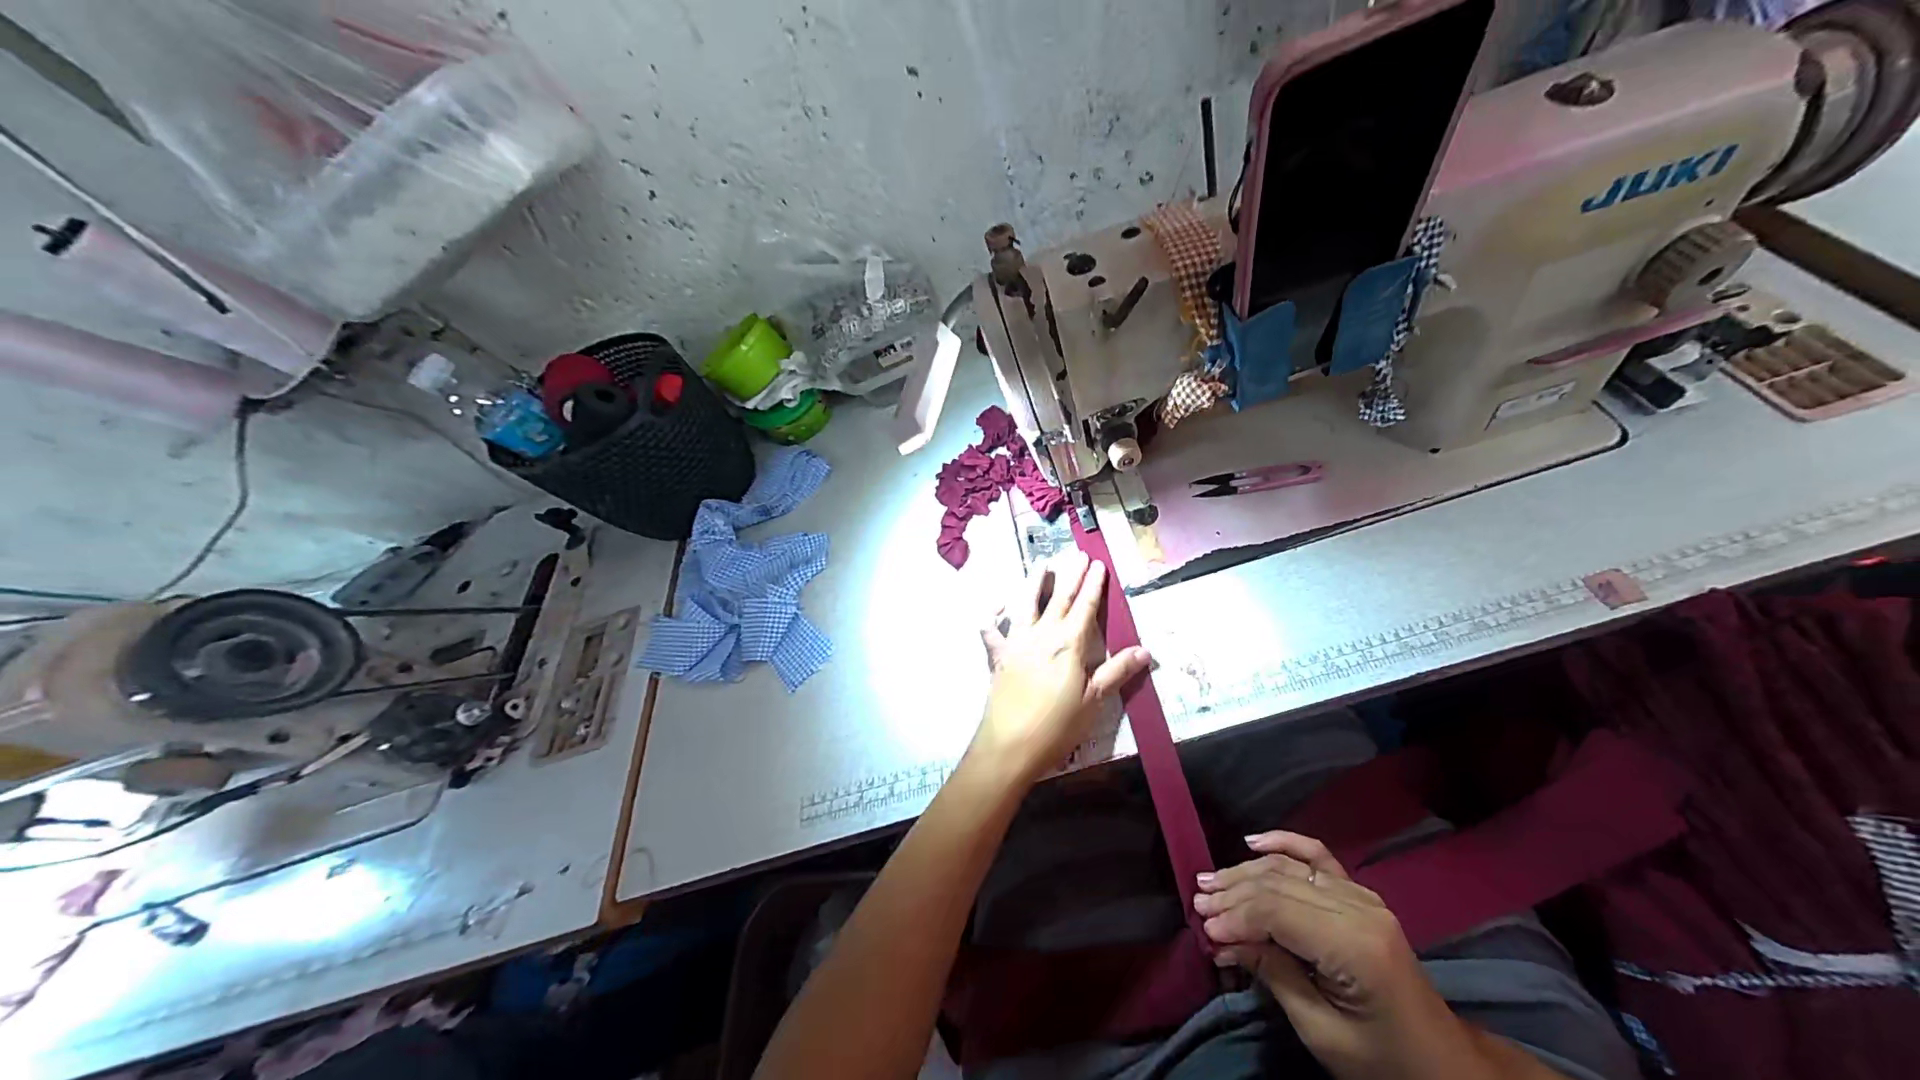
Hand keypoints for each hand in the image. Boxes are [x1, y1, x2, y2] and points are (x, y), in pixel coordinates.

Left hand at [972, 552, 1150, 783]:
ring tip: (1041, 564)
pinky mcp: (998, 657)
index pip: (1085, 607)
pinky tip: (996, 607)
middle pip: (1059, 599)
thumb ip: (1117, 672)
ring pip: (1026, 605)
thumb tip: (1146, 651)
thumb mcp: (1095, 701)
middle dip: (1071, 575)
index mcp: (1068, 644)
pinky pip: (992, 631)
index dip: (1093, 585)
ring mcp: (1016, 644)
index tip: (1098, 564)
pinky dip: (993, 616)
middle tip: (1077, 554)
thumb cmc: (1057, 726)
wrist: (1010, 745)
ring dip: (1034, 583)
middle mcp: (1041, 636)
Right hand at [1194, 832, 1477, 1079]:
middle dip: (1233, 894)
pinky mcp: (1362, 896)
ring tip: (1208, 882)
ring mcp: (1364, 897)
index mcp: (1355, 946)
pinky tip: (1253, 842)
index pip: (1277, 912)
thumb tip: (1220, 939)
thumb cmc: (1383, 1059)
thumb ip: (1271, 974)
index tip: (1204, 929)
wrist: (1444, 1065)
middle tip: (1197, 903)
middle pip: (1279, 885)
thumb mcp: (1321, 1031)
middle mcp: (1360, 908)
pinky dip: (1285, 844)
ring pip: (1289, 869)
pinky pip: (1318, 858)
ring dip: (1245, 873)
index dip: (1235, 917)